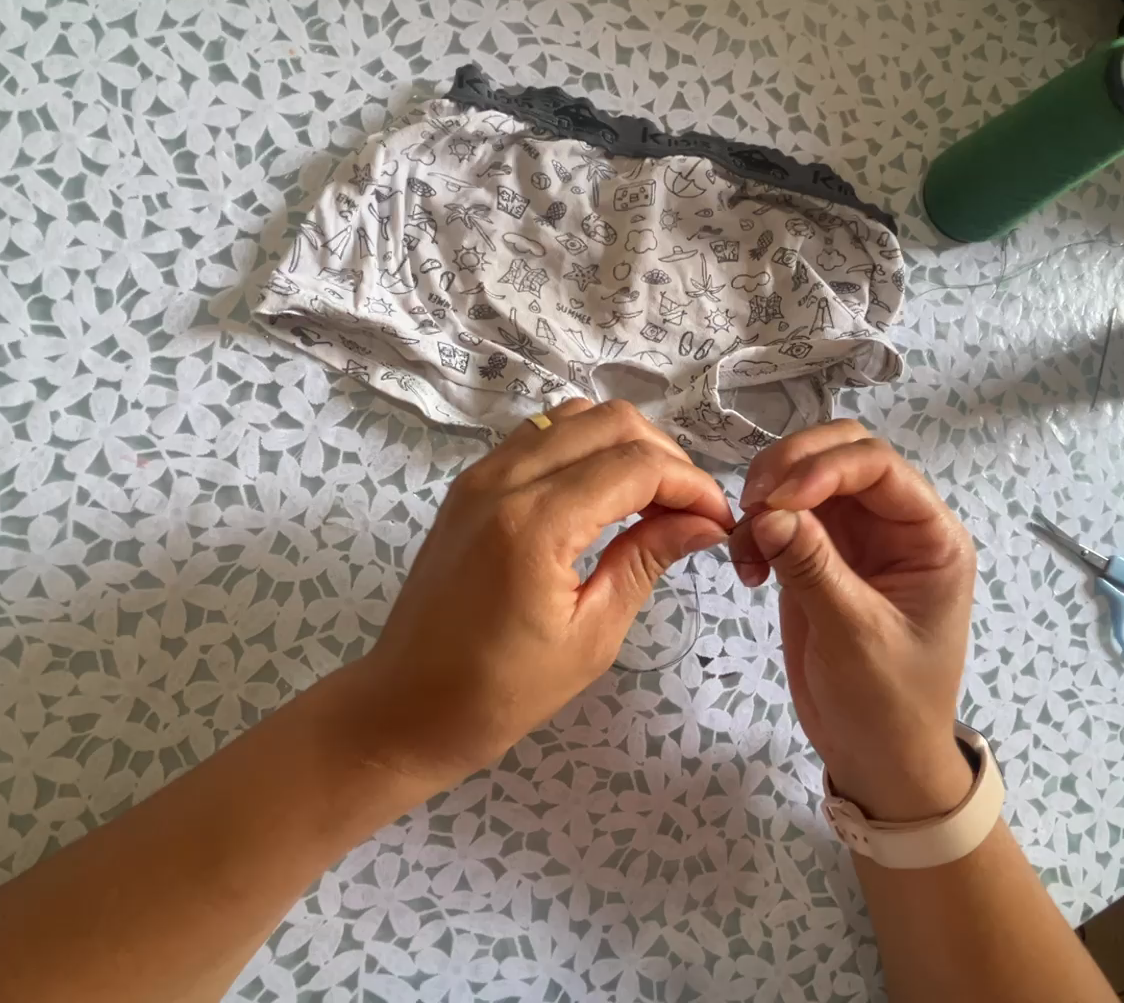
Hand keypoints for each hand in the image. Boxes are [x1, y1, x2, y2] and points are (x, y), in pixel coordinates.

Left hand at [353, 399, 733, 783]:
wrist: (404, 707)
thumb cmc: (501, 691)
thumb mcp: (591, 635)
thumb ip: (646, 561)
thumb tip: (704, 523)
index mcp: (536, 523)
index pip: (636, 467)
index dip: (691, 485)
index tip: (718, 520)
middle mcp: (505, 479)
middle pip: (611, 422)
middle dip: (665, 457)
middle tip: (689, 510)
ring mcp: (481, 474)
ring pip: (575, 416)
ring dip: (625, 446)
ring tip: (650, 500)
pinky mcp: (470, 483)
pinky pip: (541, 436)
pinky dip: (585, 448)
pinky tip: (602, 494)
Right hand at [729, 421, 976, 821]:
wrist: (874, 755)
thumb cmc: (887, 703)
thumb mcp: (855, 636)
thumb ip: (813, 568)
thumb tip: (768, 513)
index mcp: (929, 536)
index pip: (878, 466)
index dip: (823, 468)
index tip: (774, 500)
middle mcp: (894, 524)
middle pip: (839, 454)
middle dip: (789, 468)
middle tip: (750, 504)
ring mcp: (854, 538)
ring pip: (802, 481)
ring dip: (765, 502)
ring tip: (745, 552)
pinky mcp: (817, 555)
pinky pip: (780, 518)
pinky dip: (755, 531)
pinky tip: (747, 571)